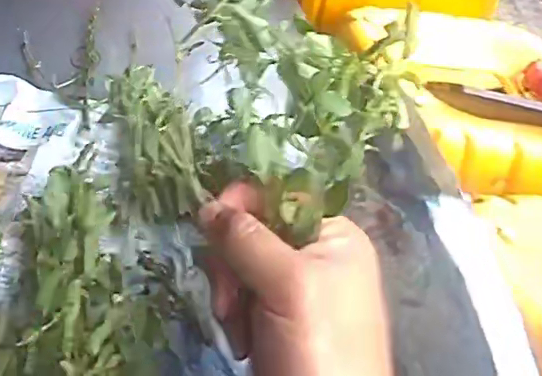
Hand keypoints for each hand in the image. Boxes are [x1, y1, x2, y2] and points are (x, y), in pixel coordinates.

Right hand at [195, 181, 390, 375]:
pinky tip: (241, 341)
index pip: (277, 191)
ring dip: (228, 289)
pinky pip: (241, 292)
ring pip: (241, 259)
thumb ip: (246, 237)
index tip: (212, 223)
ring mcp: (298, 289)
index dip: (242, 201)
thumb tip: (207, 206)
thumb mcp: (286, 284)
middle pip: (253, 226)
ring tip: (235, 326)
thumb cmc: (321, 350)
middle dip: (231, 258)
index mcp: (334, 235)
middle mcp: (318, 254)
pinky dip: (233, 313)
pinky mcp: (278, 320)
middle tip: (229, 295)